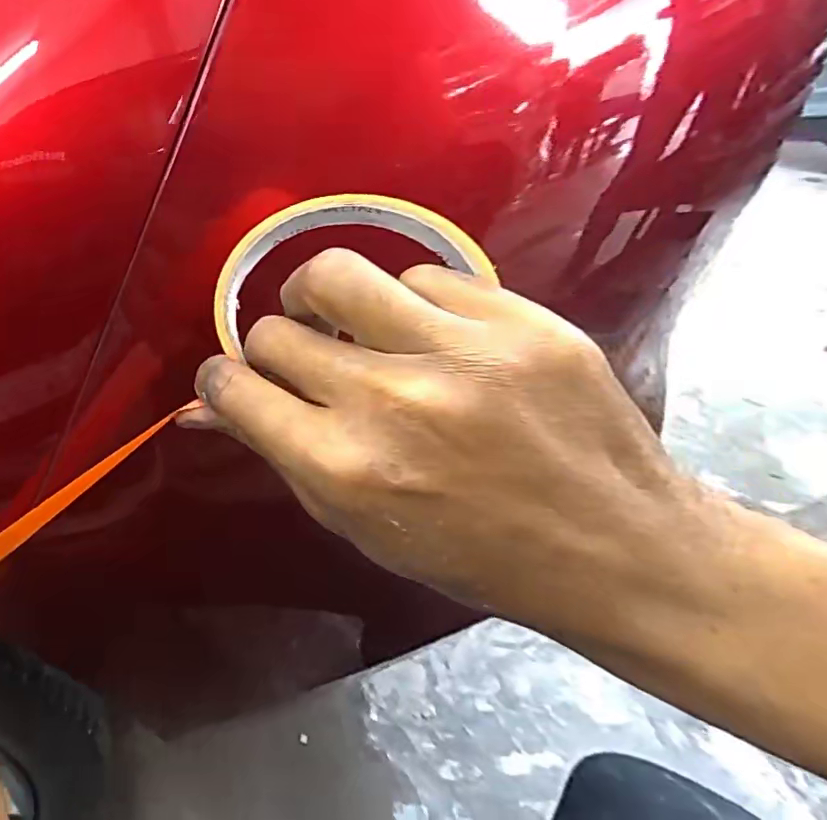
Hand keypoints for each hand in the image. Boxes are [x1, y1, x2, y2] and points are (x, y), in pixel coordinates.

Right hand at [176, 247, 723, 643]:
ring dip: (319, 298)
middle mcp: (392, 402)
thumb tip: (198, 408)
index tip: (234, 381)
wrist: (628, 553)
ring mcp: (462, 355)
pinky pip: (421, 274)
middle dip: (273, 348)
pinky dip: (407, 301)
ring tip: (341, 319)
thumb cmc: (467, 548)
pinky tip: (427, 332)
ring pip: (333, 274)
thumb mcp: (350, 517)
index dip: (219, 380)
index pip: (231, 387)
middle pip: (271, 332)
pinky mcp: (523, 322)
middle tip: (303, 362)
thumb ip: (271, 448)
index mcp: (343, 465)